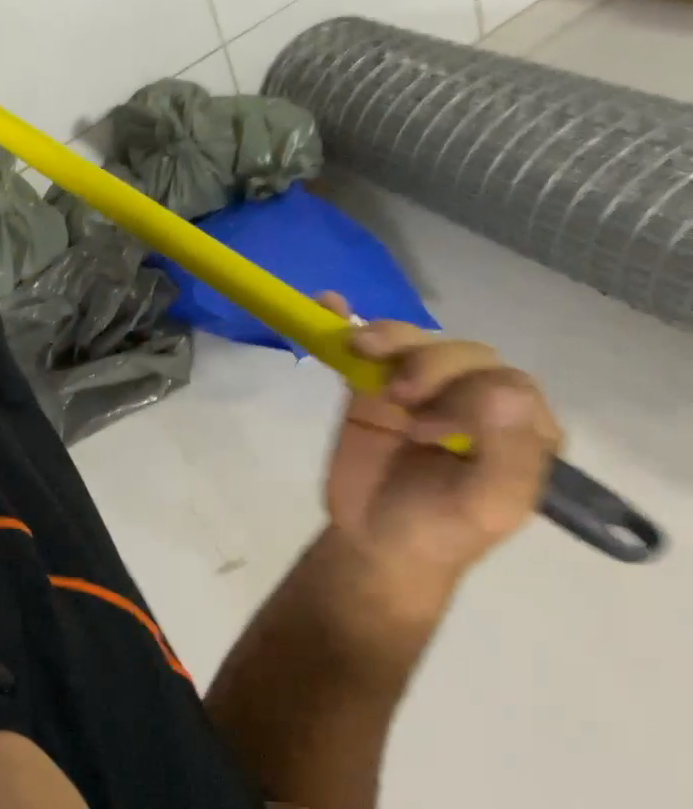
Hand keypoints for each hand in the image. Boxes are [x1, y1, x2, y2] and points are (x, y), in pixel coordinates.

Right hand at [320, 293, 556, 590]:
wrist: (374, 542)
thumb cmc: (439, 529)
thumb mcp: (487, 503)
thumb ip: (506, 450)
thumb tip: (502, 387)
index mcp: (520, 426)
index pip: (503, 381)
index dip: (464, 390)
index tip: (423, 425)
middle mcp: (475, 400)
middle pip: (460, 354)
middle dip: (425, 363)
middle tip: (394, 398)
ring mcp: (420, 391)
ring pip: (414, 343)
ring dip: (387, 336)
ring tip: (356, 346)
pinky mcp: (371, 389)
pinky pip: (364, 349)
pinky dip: (345, 323)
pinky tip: (327, 305)